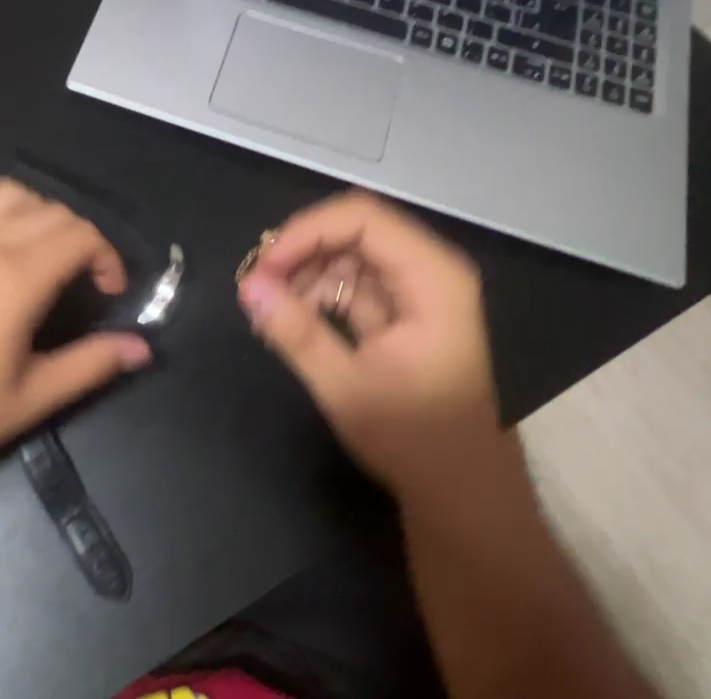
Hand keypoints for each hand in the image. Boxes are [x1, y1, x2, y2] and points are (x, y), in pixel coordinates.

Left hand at [0, 179, 152, 481]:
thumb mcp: (35, 396)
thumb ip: (93, 362)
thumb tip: (142, 348)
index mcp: (15, 279)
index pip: (80, 234)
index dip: (107, 256)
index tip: (110, 290)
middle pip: (51, 210)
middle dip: (80, 238)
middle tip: (85, 281)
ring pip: (9, 194)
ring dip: (39, 215)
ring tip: (45, 256)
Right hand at [237, 191, 505, 493]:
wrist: (462, 490)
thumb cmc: (415, 440)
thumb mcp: (347, 388)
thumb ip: (296, 332)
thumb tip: (248, 287)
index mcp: (432, 279)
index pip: (362, 219)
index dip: (307, 232)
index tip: (264, 267)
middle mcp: (428, 272)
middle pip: (354, 230)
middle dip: (300, 252)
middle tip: (257, 286)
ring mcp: (416, 291)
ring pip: (348, 254)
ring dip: (304, 273)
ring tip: (268, 309)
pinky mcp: (400, 311)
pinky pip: (351, 282)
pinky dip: (317, 293)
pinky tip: (290, 318)